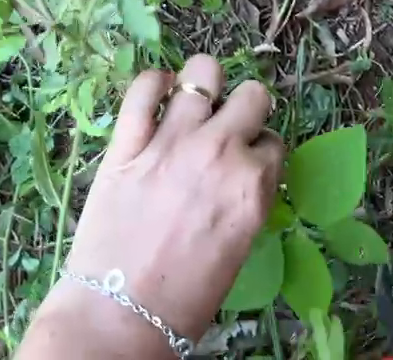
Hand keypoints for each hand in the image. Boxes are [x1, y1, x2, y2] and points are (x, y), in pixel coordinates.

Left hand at [36, 55, 283, 350]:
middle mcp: (221, 151)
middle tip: (227, 128)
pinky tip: (156, 95)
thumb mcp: (238, 244)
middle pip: (253, 95)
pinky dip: (152, 84)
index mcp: (253, 184)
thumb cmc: (185, 299)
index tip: (246, 162)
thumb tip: (242, 170)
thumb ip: (245, 197)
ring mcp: (173, 140)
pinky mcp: (128, 141)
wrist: (118, 321)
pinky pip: (143, 88)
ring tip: (193, 103)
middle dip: (245, 109)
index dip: (260, 150)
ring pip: (204, 72)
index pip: (274, 141)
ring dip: (203, 86)